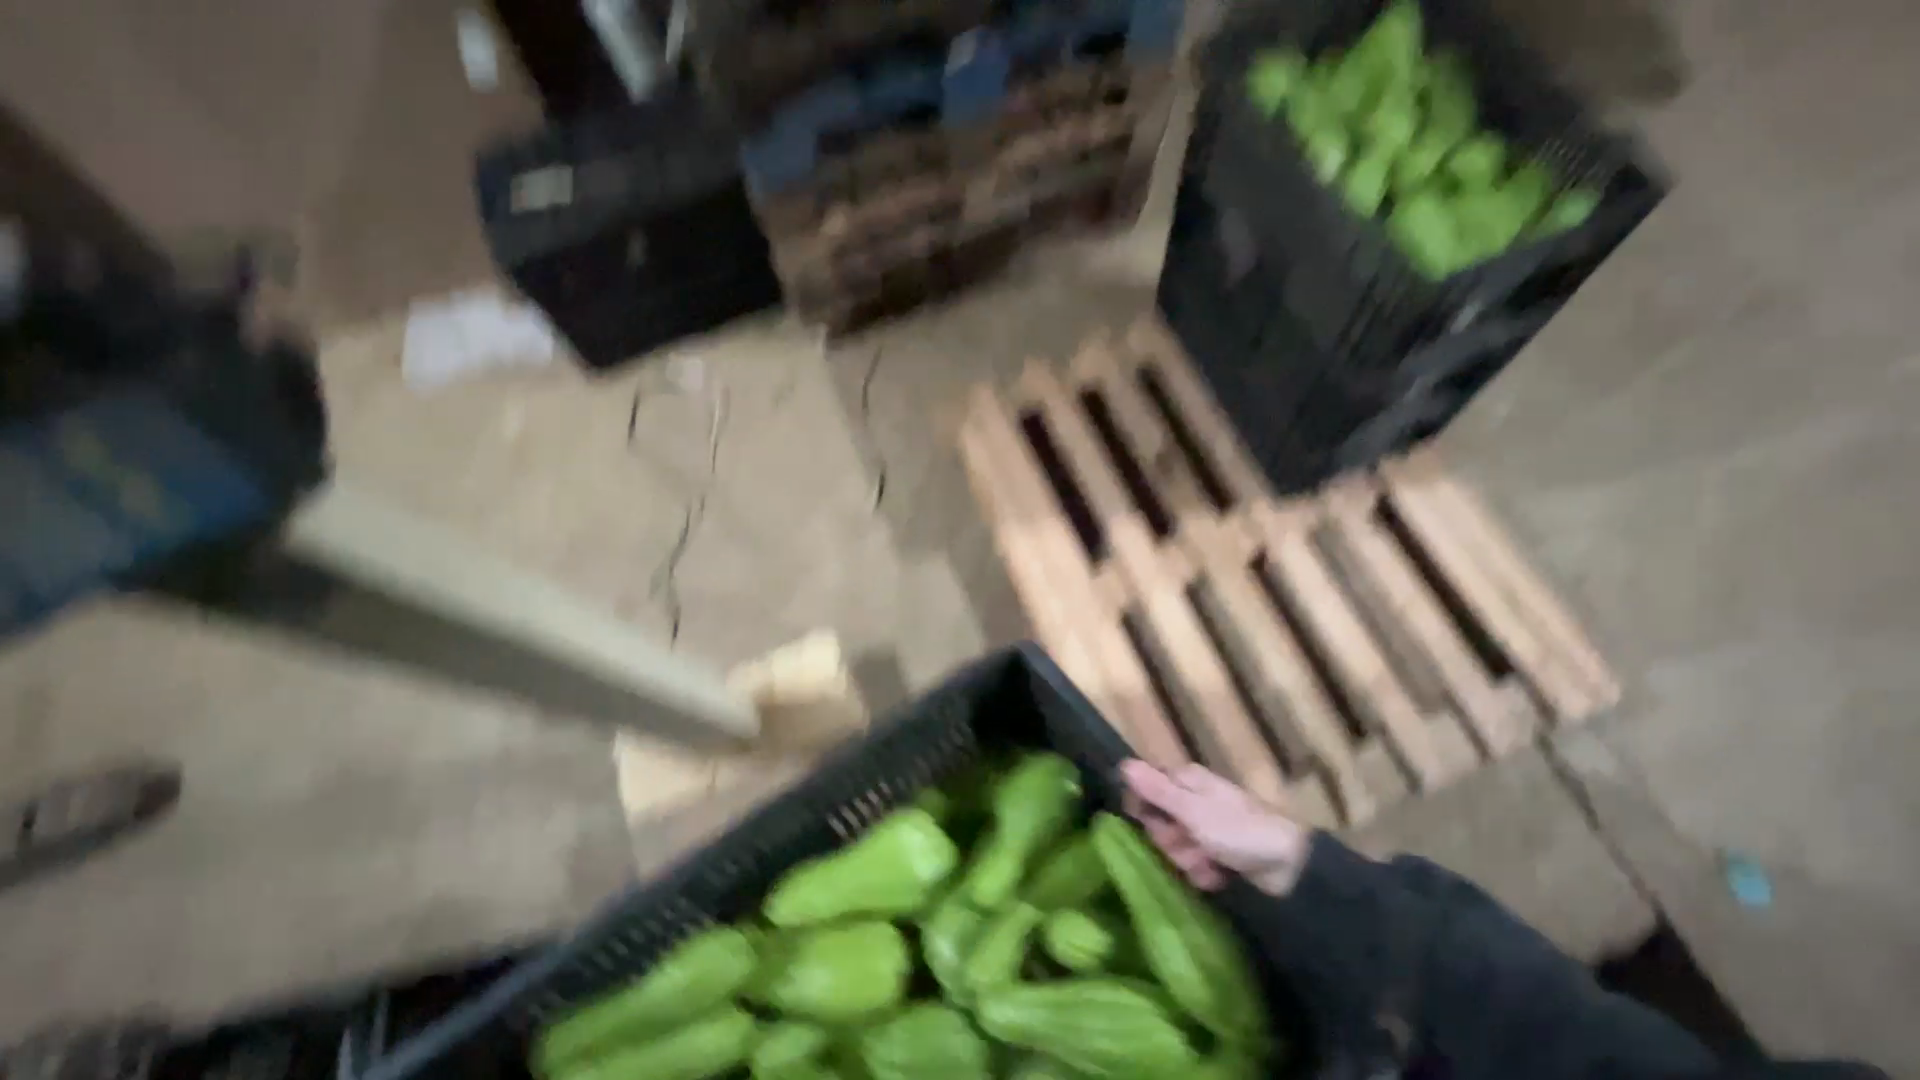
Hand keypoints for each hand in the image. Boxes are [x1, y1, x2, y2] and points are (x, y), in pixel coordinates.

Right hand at [1121, 760, 1313, 894]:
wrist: (1290, 867)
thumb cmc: (1238, 830)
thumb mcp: (1192, 810)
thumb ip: (1156, 790)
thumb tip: (1123, 763)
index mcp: (1187, 781)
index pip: (1146, 789)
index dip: (1143, 809)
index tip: (1147, 824)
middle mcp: (1194, 801)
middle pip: (1159, 822)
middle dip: (1170, 841)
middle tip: (1188, 845)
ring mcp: (1207, 829)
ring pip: (1175, 847)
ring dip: (1188, 861)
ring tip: (1209, 864)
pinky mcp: (1218, 854)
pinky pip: (1195, 863)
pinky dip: (1204, 873)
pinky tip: (1218, 876)